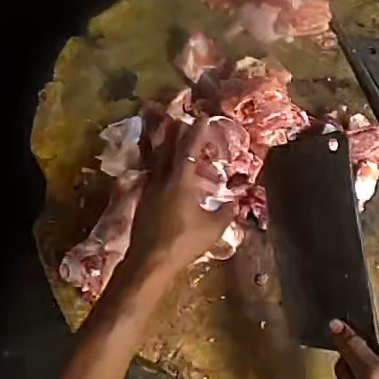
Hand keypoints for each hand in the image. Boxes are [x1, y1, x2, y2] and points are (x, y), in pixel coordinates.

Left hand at [107, 121, 234, 299]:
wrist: (150, 261)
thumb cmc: (184, 242)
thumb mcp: (213, 228)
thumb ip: (225, 212)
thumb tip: (235, 202)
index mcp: (180, 182)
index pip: (189, 150)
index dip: (197, 133)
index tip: (203, 118)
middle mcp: (162, 180)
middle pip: (168, 149)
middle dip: (176, 133)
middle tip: (182, 119)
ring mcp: (149, 190)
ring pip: (157, 161)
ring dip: (164, 147)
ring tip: (169, 136)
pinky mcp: (143, 201)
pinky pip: (152, 175)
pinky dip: (159, 166)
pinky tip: (161, 170)